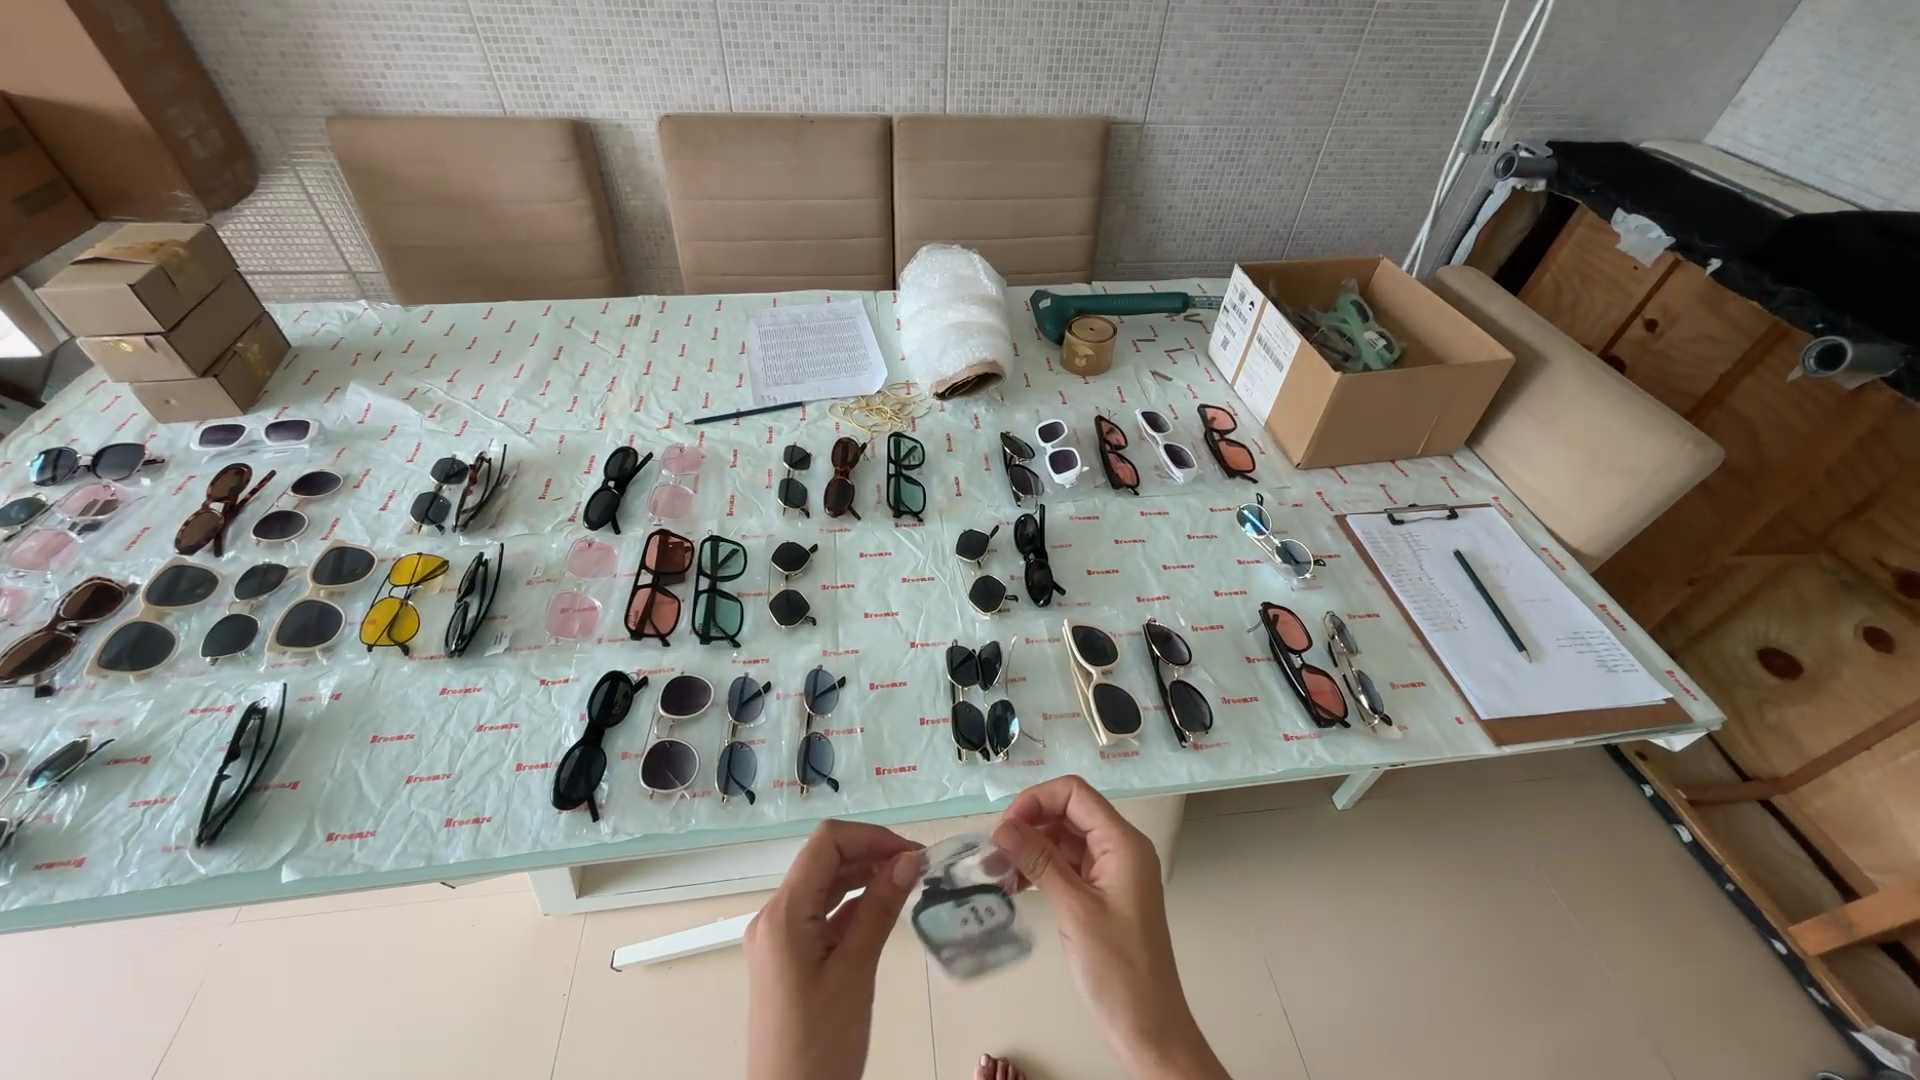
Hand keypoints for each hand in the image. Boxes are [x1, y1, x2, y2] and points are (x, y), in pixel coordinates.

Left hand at [746, 820, 921, 1079]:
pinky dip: (853, 904)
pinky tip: (884, 909)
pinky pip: (822, 913)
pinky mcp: (790, 956)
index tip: (911, 853)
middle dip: (871, 854)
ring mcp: (780, 936)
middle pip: (824, 861)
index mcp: (783, 913)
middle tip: (918, 867)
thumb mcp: (855, 971)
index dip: (870, 837)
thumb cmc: (821, 1041)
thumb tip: (908, 859)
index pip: (825, 844)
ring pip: (824, 885)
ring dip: (864, 876)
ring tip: (907, 883)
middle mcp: (775, 915)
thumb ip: (879, 909)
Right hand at [995, 776, 1229, 1079]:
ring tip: (997, 870)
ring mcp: (1111, 871)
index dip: (1036, 800)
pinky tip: (1014, 884)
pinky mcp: (1101, 893)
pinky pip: (1066, 865)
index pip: (1075, 794)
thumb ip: (1038, 861)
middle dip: (1029, 823)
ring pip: (1063, 839)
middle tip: (994, 851)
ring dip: (1030, 848)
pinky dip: (1039, 868)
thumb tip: (1002, 827)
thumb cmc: (1117, 968)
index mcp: (1123, 842)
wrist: (1147, 1027)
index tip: (1004, 827)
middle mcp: (1120, 848)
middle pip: (1068, 812)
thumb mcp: (1074, 909)